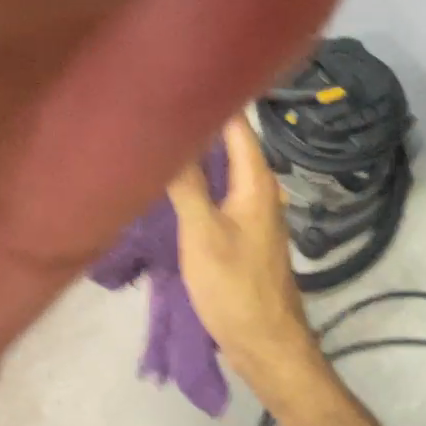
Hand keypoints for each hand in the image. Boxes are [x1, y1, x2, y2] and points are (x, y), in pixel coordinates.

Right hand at [169, 117, 318, 388]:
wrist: (266, 343)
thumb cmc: (235, 287)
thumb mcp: (203, 235)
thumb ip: (187, 185)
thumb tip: (170, 136)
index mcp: (257, 180)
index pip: (238, 124)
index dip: (213, 100)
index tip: (179, 82)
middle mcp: (260, 188)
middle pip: (231, 143)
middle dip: (200, 125)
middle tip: (159, 107)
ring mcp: (254, 210)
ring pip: (225, 169)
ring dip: (199, 154)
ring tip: (160, 137)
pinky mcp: (244, 231)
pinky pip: (222, 191)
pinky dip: (201, 181)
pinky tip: (175, 183)